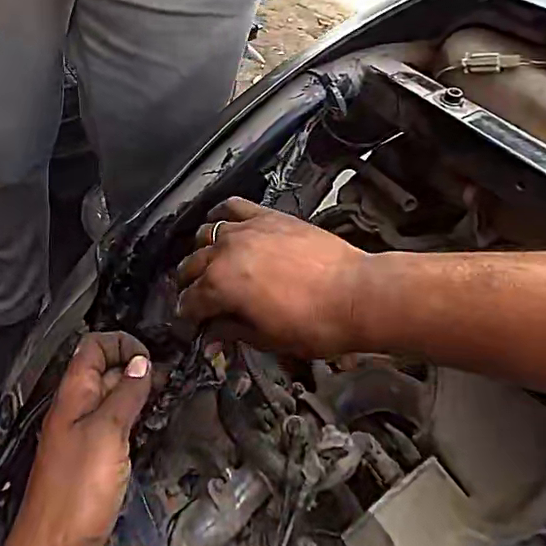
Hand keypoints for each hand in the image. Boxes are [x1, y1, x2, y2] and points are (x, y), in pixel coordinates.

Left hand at [0, 332, 153, 545]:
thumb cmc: (75, 495)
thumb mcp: (107, 433)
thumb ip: (125, 395)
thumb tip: (141, 362)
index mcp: (72, 394)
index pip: (92, 346)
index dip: (121, 342)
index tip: (150, 355)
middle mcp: (74, 411)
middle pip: (103, 371)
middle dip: (134, 366)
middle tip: (165, 378)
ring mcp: (81, 438)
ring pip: (110, 400)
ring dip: (135, 394)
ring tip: (162, 398)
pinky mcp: (91, 465)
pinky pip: (113, 430)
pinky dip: (132, 423)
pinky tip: (148, 431)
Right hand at [175, 197, 372, 357]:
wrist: (357, 295)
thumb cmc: (318, 321)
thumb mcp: (267, 339)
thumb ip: (231, 332)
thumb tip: (213, 335)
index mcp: (220, 285)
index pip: (190, 300)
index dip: (188, 316)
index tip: (193, 323)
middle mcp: (225, 252)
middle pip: (191, 266)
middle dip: (189, 285)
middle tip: (197, 298)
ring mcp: (245, 230)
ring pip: (206, 235)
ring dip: (202, 252)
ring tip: (209, 263)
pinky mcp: (266, 217)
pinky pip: (233, 206)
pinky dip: (221, 214)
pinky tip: (221, 222)